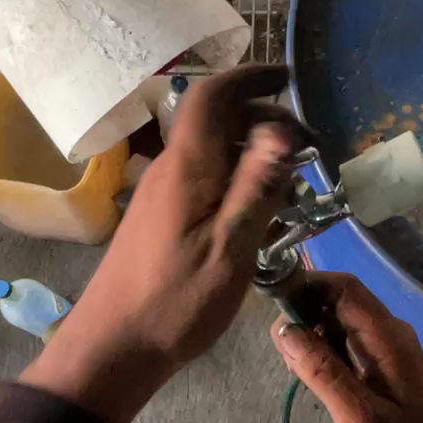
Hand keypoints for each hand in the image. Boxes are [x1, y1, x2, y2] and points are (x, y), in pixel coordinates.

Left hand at [22, 64, 308, 422]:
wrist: (114, 346)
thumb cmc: (176, 302)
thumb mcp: (230, 248)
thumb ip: (256, 186)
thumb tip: (283, 130)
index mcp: (187, 166)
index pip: (214, 95)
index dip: (251, 76)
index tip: (289, 77)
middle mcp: (170, 167)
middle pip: (217, 119)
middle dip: (265, 121)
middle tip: (308, 150)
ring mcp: (161, 190)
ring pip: (212, 149)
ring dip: (253, 153)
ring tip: (292, 187)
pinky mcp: (160, 214)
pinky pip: (204, 176)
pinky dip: (236, 179)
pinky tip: (259, 212)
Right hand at [271, 272, 422, 422]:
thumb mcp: (357, 418)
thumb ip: (322, 372)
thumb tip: (284, 329)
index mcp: (388, 338)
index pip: (344, 288)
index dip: (307, 285)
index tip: (273, 305)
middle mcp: (390, 335)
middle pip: (340, 301)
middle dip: (305, 313)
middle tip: (282, 351)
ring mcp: (389, 352)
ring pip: (341, 323)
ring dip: (312, 335)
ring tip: (294, 368)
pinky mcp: (384, 370)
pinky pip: (348, 345)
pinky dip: (324, 352)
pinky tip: (312, 379)